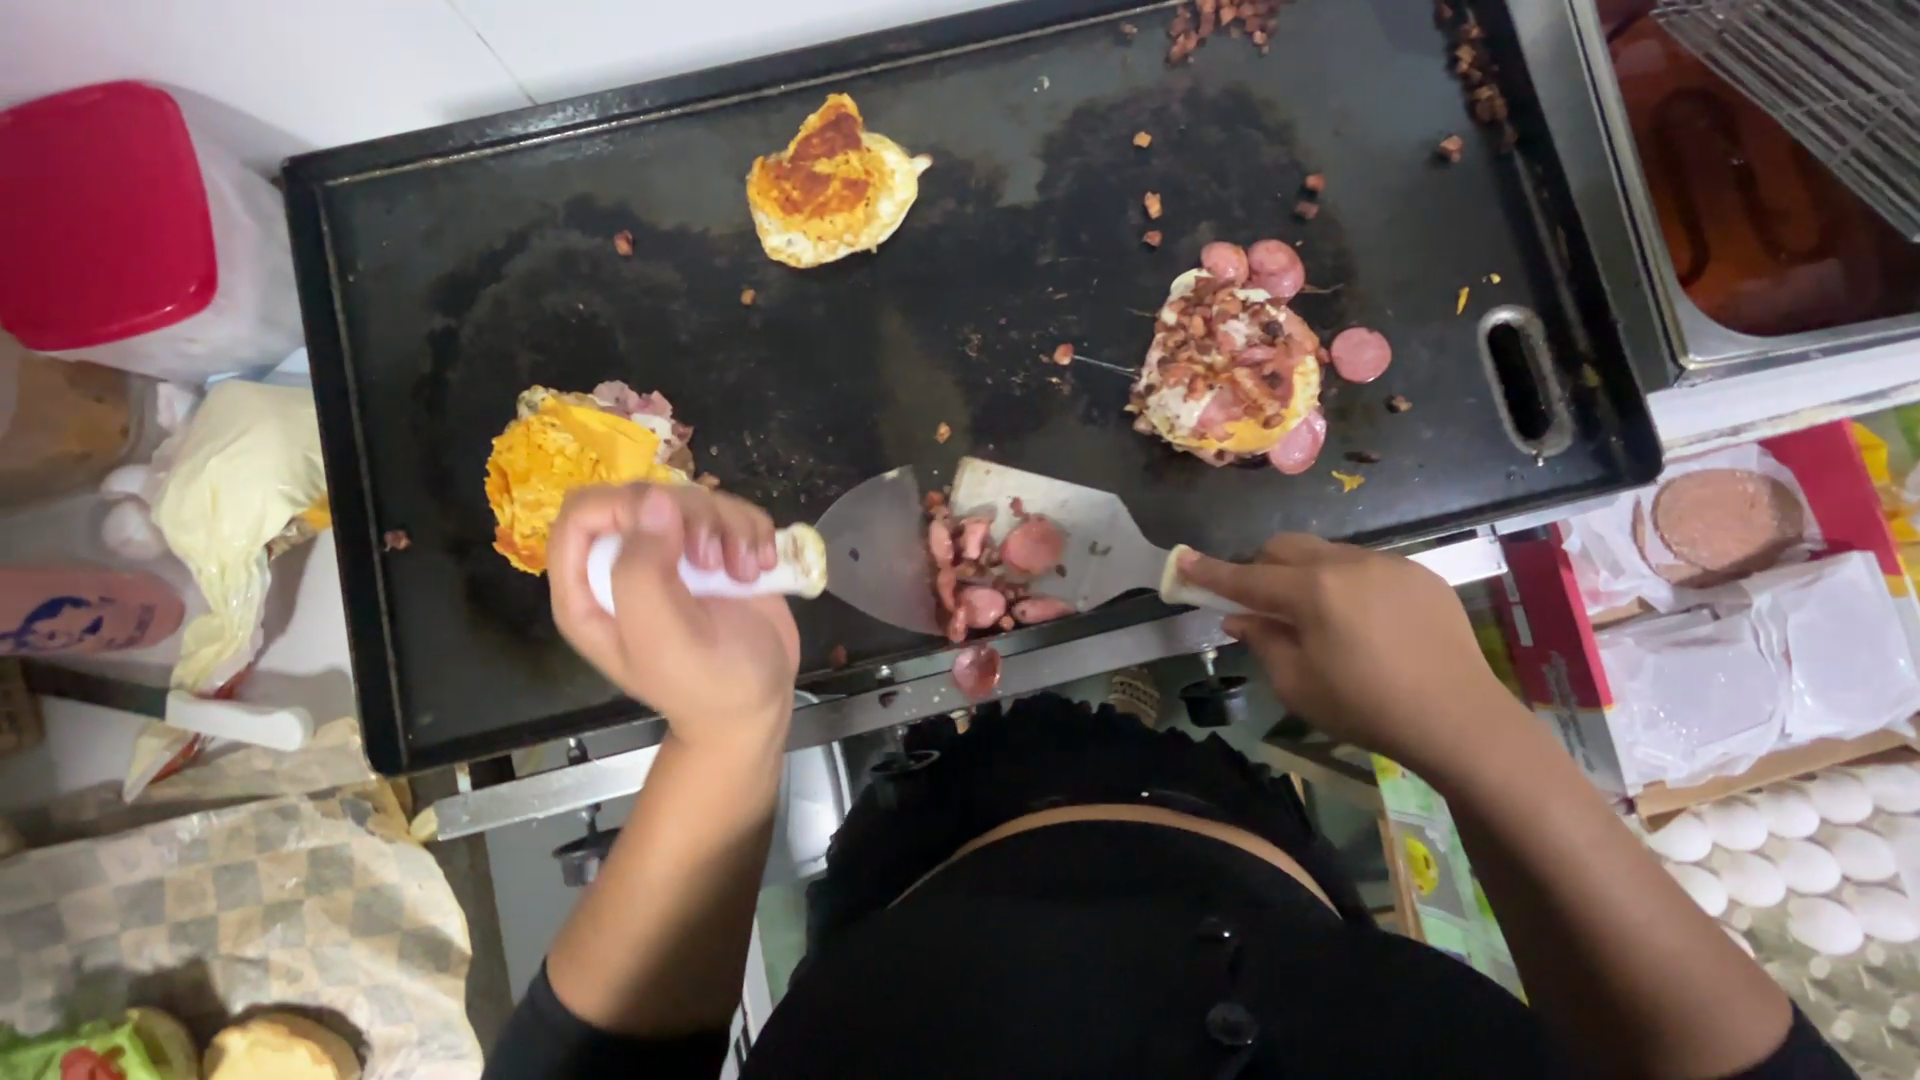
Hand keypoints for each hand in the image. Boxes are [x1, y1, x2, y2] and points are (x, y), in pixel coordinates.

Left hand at [548, 484, 800, 746]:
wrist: (760, 705)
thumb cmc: (706, 685)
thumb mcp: (663, 640)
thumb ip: (642, 572)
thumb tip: (654, 500)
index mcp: (590, 591)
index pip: (583, 514)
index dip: (623, 507)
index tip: (670, 528)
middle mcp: (627, 566)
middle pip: (648, 497)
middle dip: (691, 518)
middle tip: (714, 561)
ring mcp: (676, 556)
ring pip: (697, 499)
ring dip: (731, 527)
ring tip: (746, 572)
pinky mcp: (719, 553)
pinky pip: (734, 511)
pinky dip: (754, 531)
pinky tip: (761, 566)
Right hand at [1180, 535, 1521, 777]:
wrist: (1460, 719)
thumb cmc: (1367, 709)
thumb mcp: (1297, 685)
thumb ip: (1263, 641)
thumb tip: (1240, 617)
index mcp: (1313, 592)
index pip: (1245, 578)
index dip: (1209, 572)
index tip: (1182, 561)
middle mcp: (1347, 564)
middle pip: (1284, 547)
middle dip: (1260, 567)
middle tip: (1259, 603)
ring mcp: (1388, 564)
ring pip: (1325, 552)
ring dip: (1305, 574)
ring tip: (1318, 616)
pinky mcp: (1420, 573)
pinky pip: (1365, 565)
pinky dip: (1346, 583)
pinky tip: (1363, 622)